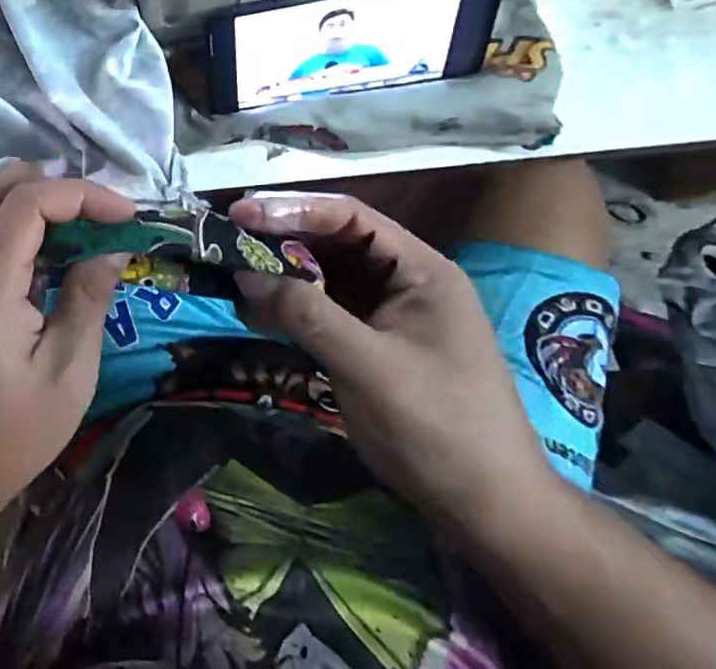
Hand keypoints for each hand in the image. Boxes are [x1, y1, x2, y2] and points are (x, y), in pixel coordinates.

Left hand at [0, 162, 133, 544]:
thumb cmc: (10, 434)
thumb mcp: (68, 371)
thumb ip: (89, 297)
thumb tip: (113, 247)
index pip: (31, 200)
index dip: (85, 195)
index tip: (129, 216)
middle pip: (7, 187)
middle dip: (65, 190)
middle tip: (110, 219)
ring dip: (48, 205)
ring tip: (94, 233)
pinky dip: (30, 226)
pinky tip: (62, 255)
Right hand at [230, 193, 559, 526]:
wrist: (488, 507)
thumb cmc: (437, 426)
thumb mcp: (367, 365)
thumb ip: (306, 314)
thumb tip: (244, 274)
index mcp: (420, 269)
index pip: (349, 217)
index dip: (292, 209)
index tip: (240, 212)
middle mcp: (404, 282)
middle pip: (335, 243)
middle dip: (281, 238)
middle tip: (228, 238)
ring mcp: (388, 315)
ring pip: (326, 278)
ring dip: (282, 273)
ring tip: (231, 269)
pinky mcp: (373, 345)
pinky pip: (326, 312)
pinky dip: (292, 307)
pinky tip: (256, 308)